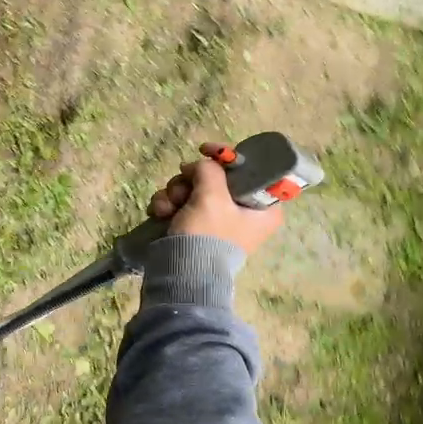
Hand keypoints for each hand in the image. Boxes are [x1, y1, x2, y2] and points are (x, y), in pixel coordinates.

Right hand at [147, 142, 283, 255]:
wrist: (182, 273)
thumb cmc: (206, 235)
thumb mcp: (211, 197)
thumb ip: (209, 171)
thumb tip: (200, 164)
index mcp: (263, 208)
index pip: (250, 171)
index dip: (226, 159)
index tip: (204, 150)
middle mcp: (242, 214)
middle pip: (214, 180)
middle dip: (190, 182)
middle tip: (181, 191)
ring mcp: (216, 222)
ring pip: (192, 190)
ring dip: (173, 193)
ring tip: (166, 208)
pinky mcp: (193, 228)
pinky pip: (179, 205)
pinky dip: (167, 206)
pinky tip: (159, 214)